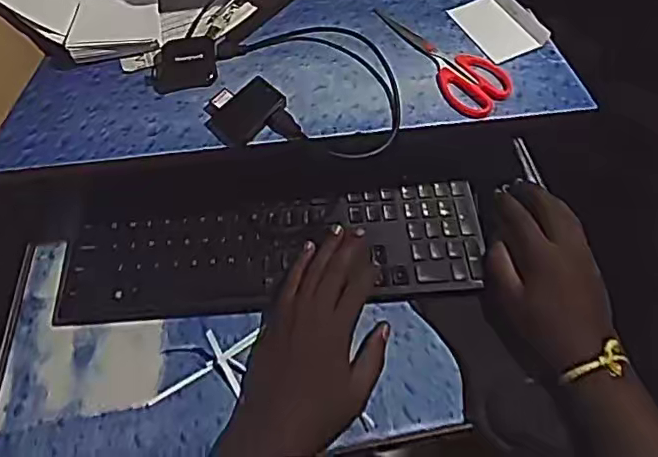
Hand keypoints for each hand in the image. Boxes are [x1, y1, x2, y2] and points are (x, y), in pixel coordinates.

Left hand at [216, 225, 389, 456]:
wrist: (272, 425)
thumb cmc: (314, 414)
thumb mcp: (356, 392)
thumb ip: (373, 356)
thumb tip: (384, 330)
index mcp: (336, 330)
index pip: (356, 289)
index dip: (369, 272)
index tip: (376, 262)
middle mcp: (313, 314)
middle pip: (334, 271)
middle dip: (349, 249)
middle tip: (359, 233)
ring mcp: (292, 311)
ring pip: (312, 269)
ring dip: (325, 248)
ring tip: (337, 232)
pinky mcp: (275, 315)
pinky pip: (289, 279)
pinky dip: (299, 261)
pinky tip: (305, 249)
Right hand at [485, 182, 613, 370]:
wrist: (588, 357)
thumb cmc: (543, 330)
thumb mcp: (509, 300)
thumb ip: (498, 264)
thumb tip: (497, 239)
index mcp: (540, 255)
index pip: (519, 216)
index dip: (504, 202)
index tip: (496, 195)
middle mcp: (564, 247)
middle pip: (547, 205)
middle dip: (529, 191)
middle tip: (514, 185)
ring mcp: (582, 253)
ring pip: (566, 213)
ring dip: (548, 198)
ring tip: (533, 193)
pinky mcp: (592, 262)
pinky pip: (575, 225)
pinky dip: (561, 211)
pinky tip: (553, 214)